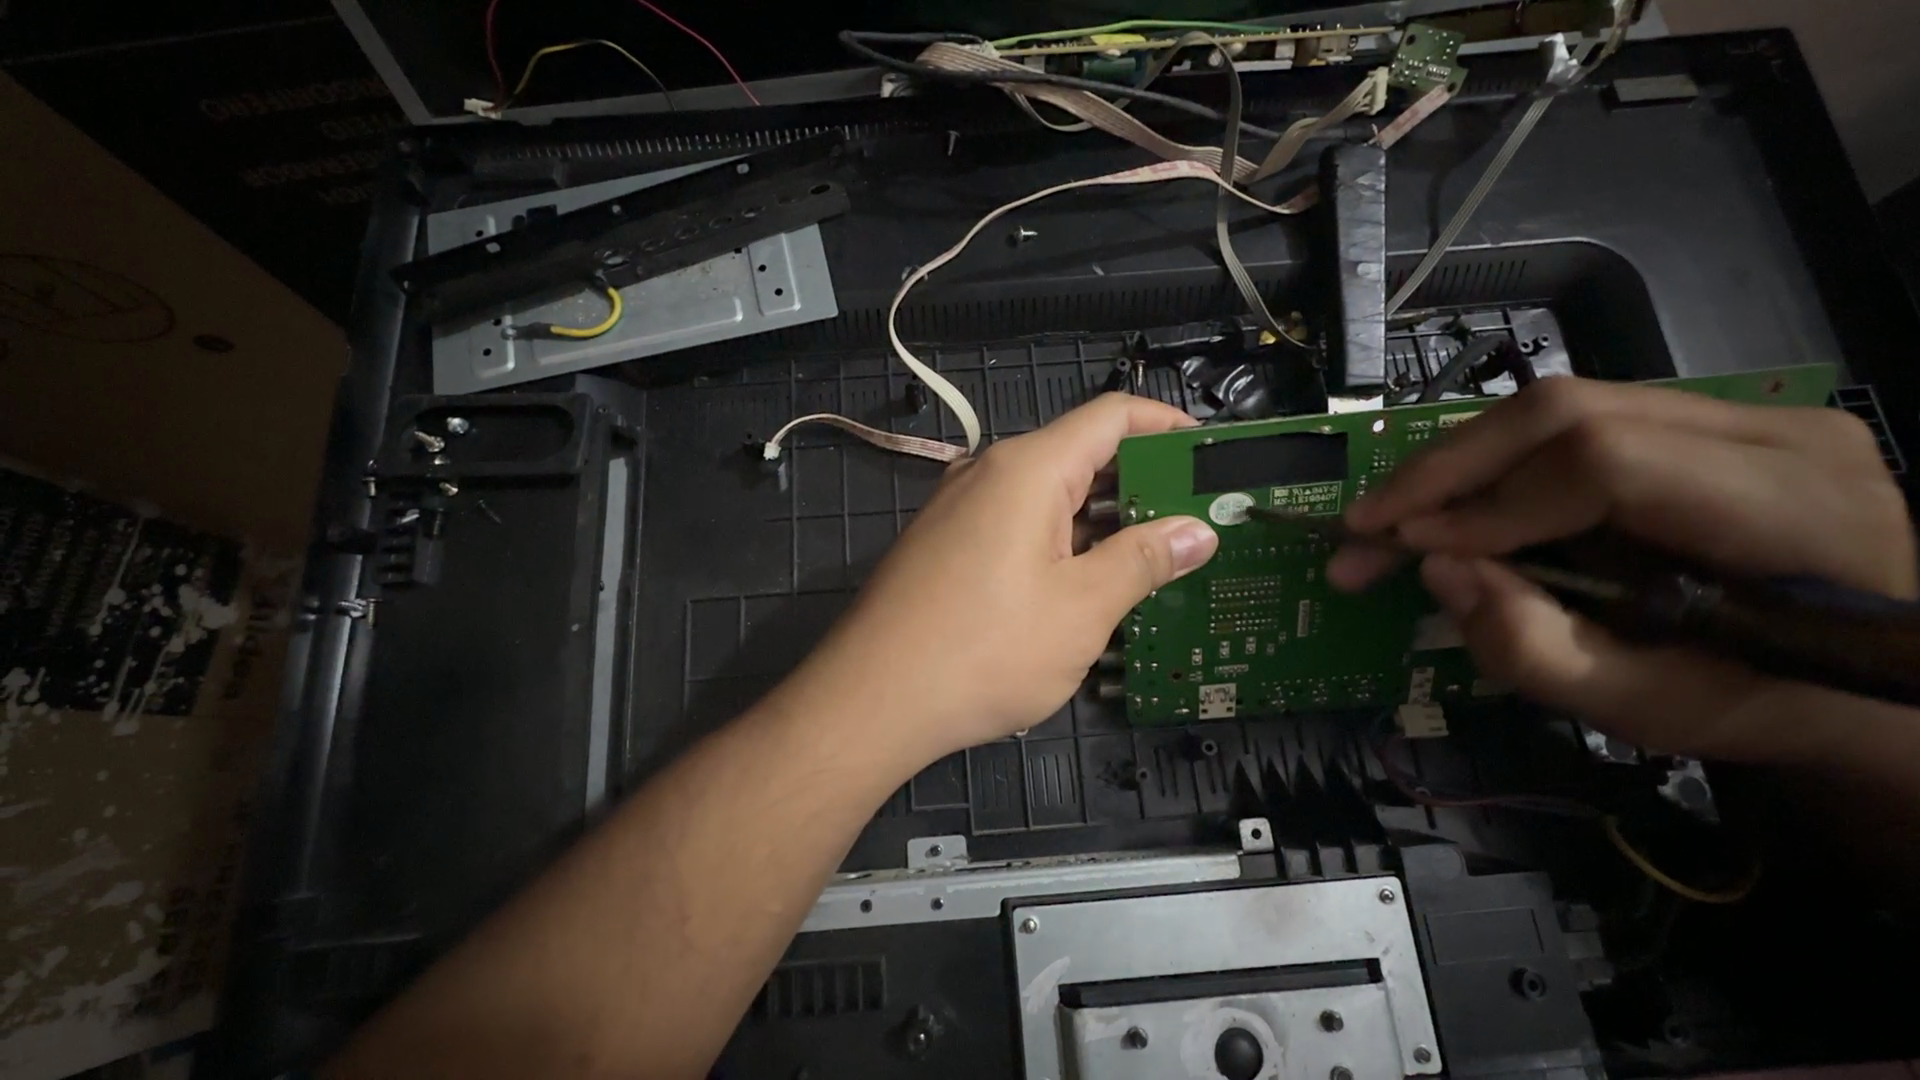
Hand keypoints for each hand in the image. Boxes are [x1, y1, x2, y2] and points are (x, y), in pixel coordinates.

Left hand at [786, 394, 1219, 759]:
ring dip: (1102, 520)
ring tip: (1155, 557)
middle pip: (1080, 454)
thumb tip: (1195, 531)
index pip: (1112, 416)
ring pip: (1048, 496)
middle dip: (1141, 483)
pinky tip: (1086, 584)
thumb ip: (1142, 561)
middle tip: (1196, 520)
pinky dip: (1061, 542)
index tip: (1208, 453)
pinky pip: (1017, 526)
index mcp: (1028, 469)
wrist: (871, 700)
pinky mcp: (945, 546)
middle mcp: (989, 473)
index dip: (1166, 424)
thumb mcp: (1081, 609)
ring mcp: (960, 509)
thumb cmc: (983, 651)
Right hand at [1328, 377, 1917, 766]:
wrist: (1861, 677)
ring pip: (1551, 409)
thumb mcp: (1645, 710)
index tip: (1404, 549)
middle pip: (1564, 412)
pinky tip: (1446, 508)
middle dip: (1443, 471)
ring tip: (1387, 522)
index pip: (1605, 462)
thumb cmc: (1754, 704)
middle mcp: (1767, 433)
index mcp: (1786, 509)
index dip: (1490, 502)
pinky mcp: (1692, 421)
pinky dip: (1485, 466)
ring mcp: (1732, 416)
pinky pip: (1561, 426)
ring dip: (1451, 466)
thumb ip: (1535, 650)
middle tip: (1361, 528)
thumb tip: (1432, 567)